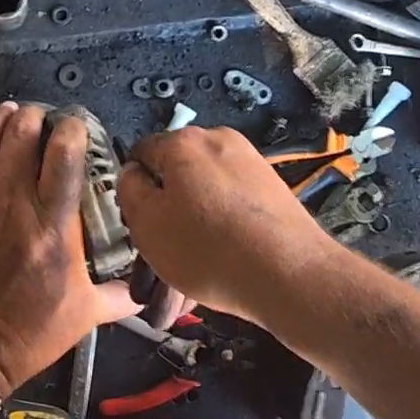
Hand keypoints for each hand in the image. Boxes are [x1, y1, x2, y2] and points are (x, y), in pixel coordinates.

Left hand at [0, 102, 139, 390]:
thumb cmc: (30, 330)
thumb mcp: (85, 313)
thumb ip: (119, 295)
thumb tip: (147, 292)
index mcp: (52, 217)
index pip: (65, 150)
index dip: (72, 128)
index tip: (74, 129)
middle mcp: (12, 196)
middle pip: (22, 130)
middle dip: (34, 116)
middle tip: (39, 121)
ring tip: (7, 117)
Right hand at [117, 126, 342, 326]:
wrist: (290, 274)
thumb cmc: (207, 248)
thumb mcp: (147, 223)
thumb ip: (129, 190)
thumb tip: (134, 173)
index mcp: (184, 141)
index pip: (141, 154)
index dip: (134, 190)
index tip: (139, 225)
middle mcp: (219, 141)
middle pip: (177, 175)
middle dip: (166, 213)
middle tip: (162, 256)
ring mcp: (250, 163)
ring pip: (205, 196)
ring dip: (193, 229)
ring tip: (191, 277)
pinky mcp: (273, 189)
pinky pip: (232, 207)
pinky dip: (221, 232)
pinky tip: (222, 267)